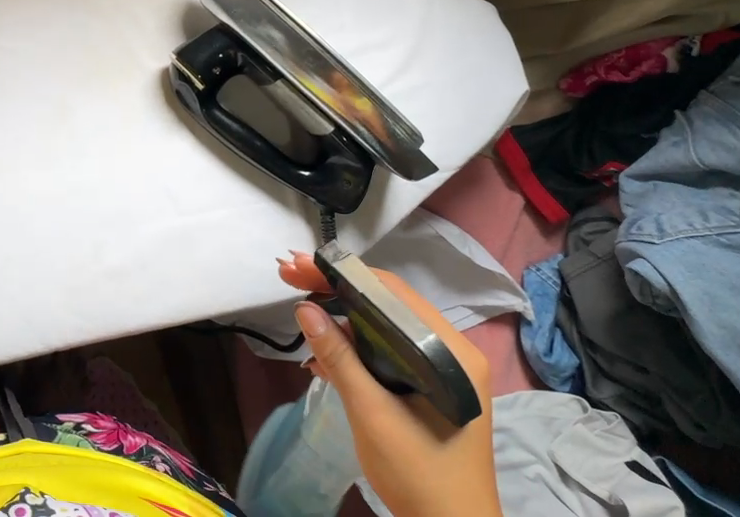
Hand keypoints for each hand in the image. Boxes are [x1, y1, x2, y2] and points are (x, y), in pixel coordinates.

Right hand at [279, 252, 500, 516]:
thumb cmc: (419, 472)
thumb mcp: (371, 412)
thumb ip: (339, 356)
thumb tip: (304, 307)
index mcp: (450, 353)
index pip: (391, 293)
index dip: (340, 274)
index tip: (297, 266)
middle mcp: (451, 353)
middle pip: (385, 303)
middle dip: (335, 289)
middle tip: (288, 276)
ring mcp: (440, 370)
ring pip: (382, 325)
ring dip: (340, 316)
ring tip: (298, 306)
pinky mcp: (427, 387)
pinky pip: (386, 349)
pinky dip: (353, 344)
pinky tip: (321, 351)